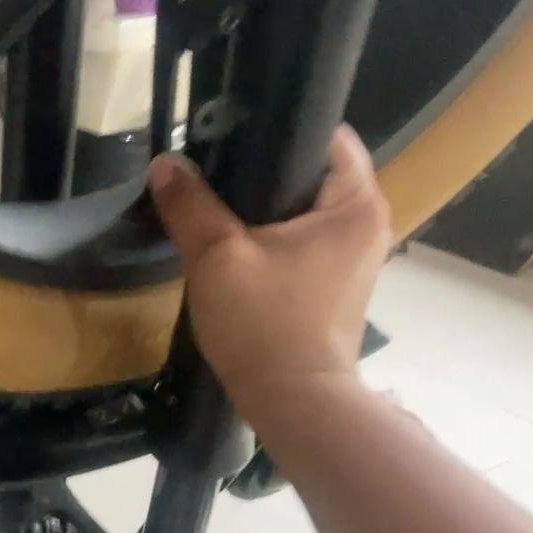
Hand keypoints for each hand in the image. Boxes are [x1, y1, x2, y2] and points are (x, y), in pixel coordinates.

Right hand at [148, 126, 391, 418]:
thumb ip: (190, 205)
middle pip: (311, 176)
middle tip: (210, 182)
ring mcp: (354, 260)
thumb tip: (165, 163)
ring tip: (213, 215)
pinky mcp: (334, 288)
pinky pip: (301, 245)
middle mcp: (367, 225)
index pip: (327, 138)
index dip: (276, 133)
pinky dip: (271, 242)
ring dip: (262, 212)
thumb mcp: (216, 257)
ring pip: (303, 214)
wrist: (291, 399)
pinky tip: (234, 254)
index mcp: (355, 204)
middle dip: (262, 176)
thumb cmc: (263, 322)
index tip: (229, 141)